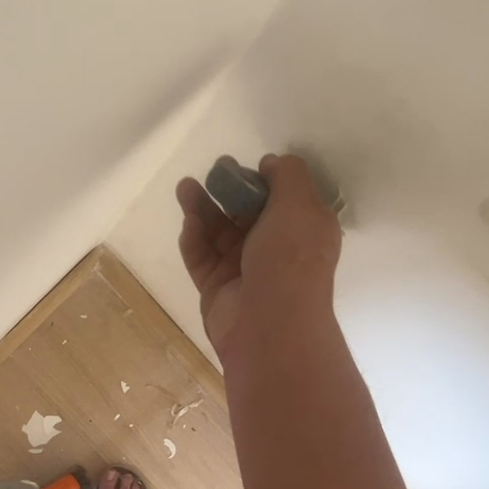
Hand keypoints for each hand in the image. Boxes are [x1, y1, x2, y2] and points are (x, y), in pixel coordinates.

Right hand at [175, 154, 342, 361]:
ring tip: (185, 187)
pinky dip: (194, 240)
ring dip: (203, 209)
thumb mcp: (300, 203)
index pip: (283, 199)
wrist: (270, 324)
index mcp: (303, 230)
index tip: (249, 166)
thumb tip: (271, 164)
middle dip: (229, 190)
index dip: (265, 180)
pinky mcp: (216, 289)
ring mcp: (243, 271)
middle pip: (246, 213)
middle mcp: (275, 249)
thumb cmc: (291, 259)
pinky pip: (201, 259)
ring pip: (219, 233)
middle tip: (214, 171)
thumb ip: (288, 174)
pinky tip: (189, 223)